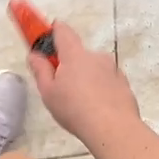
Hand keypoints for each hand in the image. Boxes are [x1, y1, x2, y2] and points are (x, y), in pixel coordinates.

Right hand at [23, 20, 141, 141]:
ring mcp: (113, 69)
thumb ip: (40, 70)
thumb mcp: (48, 92)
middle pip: (79, 54)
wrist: (113, 128)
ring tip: (82, 104)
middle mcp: (96, 56)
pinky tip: (98, 109)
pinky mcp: (124, 83)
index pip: (63, 31)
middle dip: (71, 66)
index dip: (54, 30)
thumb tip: (34, 55)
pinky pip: (107, 82)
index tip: (48, 34)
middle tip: (63, 88)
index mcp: (74, 55)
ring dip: (87, 79)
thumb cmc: (74, 109)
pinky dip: (101, 90)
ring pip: (95, 69)